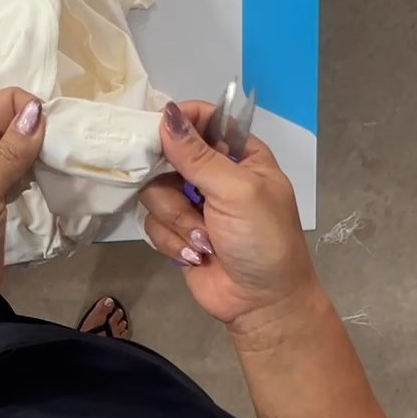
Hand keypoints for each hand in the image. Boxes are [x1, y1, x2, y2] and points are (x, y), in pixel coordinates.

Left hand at [0, 87, 46, 320]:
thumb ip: (7, 153)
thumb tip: (37, 110)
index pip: (4, 101)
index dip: (33, 111)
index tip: (57, 139)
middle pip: (14, 119)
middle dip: (43, 128)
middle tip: (67, 154)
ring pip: (21, 145)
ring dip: (45, 150)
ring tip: (64, 168)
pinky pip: (22, 170)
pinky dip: (40, 171)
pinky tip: (52, 183)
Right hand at [138, 101, 322, 332]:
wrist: (262, 303)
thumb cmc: (264, 240)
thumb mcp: (237, 191)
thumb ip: (199, 155)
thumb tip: (167, 114)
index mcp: (239, 154)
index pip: (202, 118)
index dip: (178, 122)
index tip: (160, 136)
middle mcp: (212, 173)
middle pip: (167, 155)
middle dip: (174, 184)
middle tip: (186, 196)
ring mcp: (192, 203)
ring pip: (155, 192)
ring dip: (178, 220)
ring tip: (204, 240)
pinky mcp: (176, 231)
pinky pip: (153, 222)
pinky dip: (173, 241)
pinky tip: (196, 255)